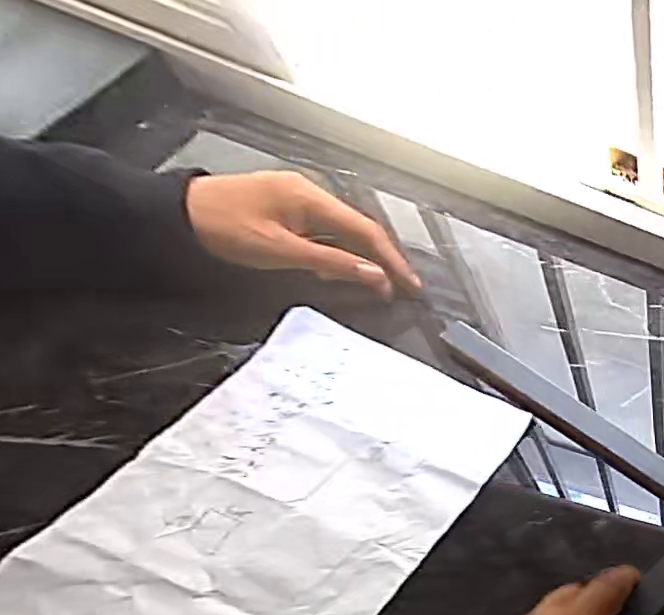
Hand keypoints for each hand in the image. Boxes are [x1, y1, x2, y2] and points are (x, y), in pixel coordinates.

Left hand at [184, 170, 420, 298]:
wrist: (166, 212)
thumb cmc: (220, 227)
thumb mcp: (281, 250)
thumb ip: (334, 263)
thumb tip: (378, 276)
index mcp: (309, 196)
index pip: (368, 232)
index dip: (394, 261)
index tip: (411, 285)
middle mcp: (309, 192)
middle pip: (362, 230)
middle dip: (384, 260)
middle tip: (402, 287)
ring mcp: (299, 198)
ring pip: (348, 232)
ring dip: (365, 258)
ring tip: (377, 283)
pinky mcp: (290, 208)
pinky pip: (330, 231)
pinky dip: (343, 252)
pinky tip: (344, 269)